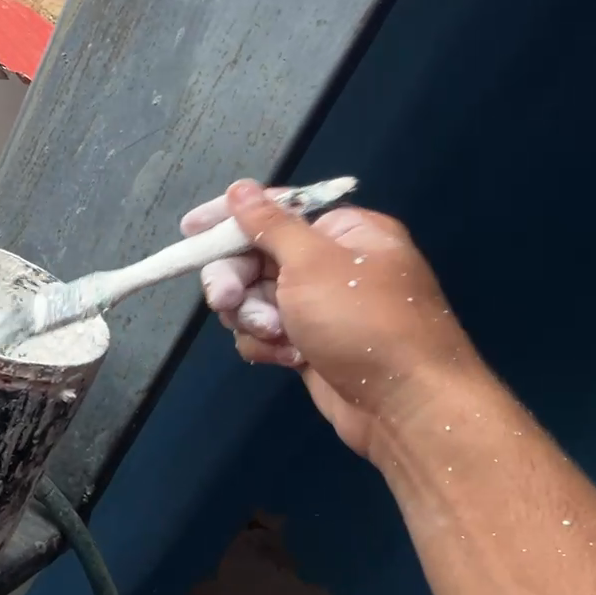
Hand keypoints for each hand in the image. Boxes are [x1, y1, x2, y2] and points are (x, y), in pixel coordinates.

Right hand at [183, 180, 482, 458]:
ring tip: (276, 336)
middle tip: (224, 299)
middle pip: (253, 257)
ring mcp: (317, 306)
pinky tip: (288, 357)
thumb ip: (270, 225)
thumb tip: (240, 188)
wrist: (405, 406)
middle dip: (237, 282)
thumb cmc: (365, 323)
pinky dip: (266, 343)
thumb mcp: (312, 264)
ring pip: (251, 297)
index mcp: (344, 234)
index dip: (230, 219)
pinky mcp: (307, 341)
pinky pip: (262, 330)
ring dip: (252, 317)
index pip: (275, 210)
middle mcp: (331, 264)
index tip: (190, 230)